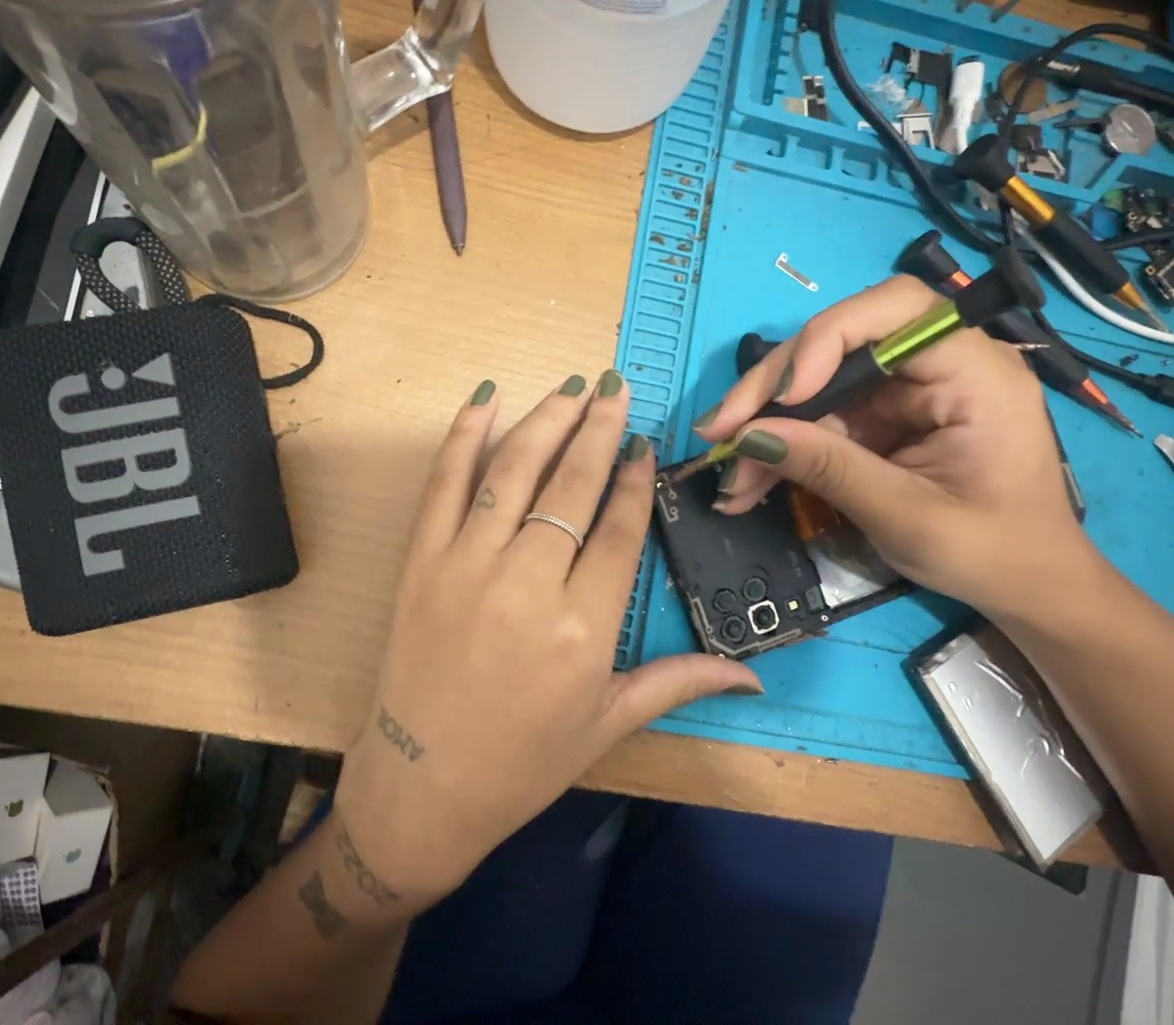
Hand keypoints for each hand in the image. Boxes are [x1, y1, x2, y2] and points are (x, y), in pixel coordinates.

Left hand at [334, 373, 761, 906]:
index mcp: (584, 627)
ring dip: (545, 420)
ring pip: (512, 471)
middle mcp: (528, 584)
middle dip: (599, 429)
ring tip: (572, 387)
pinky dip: (463, 436)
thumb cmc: (523, 763)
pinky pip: (442, 484)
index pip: (619, 529)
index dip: (635, 480)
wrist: (423, 787)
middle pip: (572, 486)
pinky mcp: (420, 562)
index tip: (645, 445)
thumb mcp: (608, 724)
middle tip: (617, 388)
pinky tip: (485, 399)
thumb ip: (678, 682)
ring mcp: (467, 566)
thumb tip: (753, 674)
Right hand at [696, 275, 1099, 616]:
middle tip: (718, 433)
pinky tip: (749, 483)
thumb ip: (829, 468)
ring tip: (728, 476)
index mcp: (976, 372)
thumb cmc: (990, 553)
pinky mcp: (885, 418)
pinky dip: (783, 448)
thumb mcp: (906, 516)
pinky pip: (822, 419)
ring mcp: (908, 391)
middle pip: (841, 342)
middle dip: (773, 389)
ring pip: (819, 384)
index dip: (829, 338)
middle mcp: (940, 365)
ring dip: (767, 427)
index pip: (897, 310)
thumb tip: (747, 438)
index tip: (785, 396)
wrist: (1027, 588)